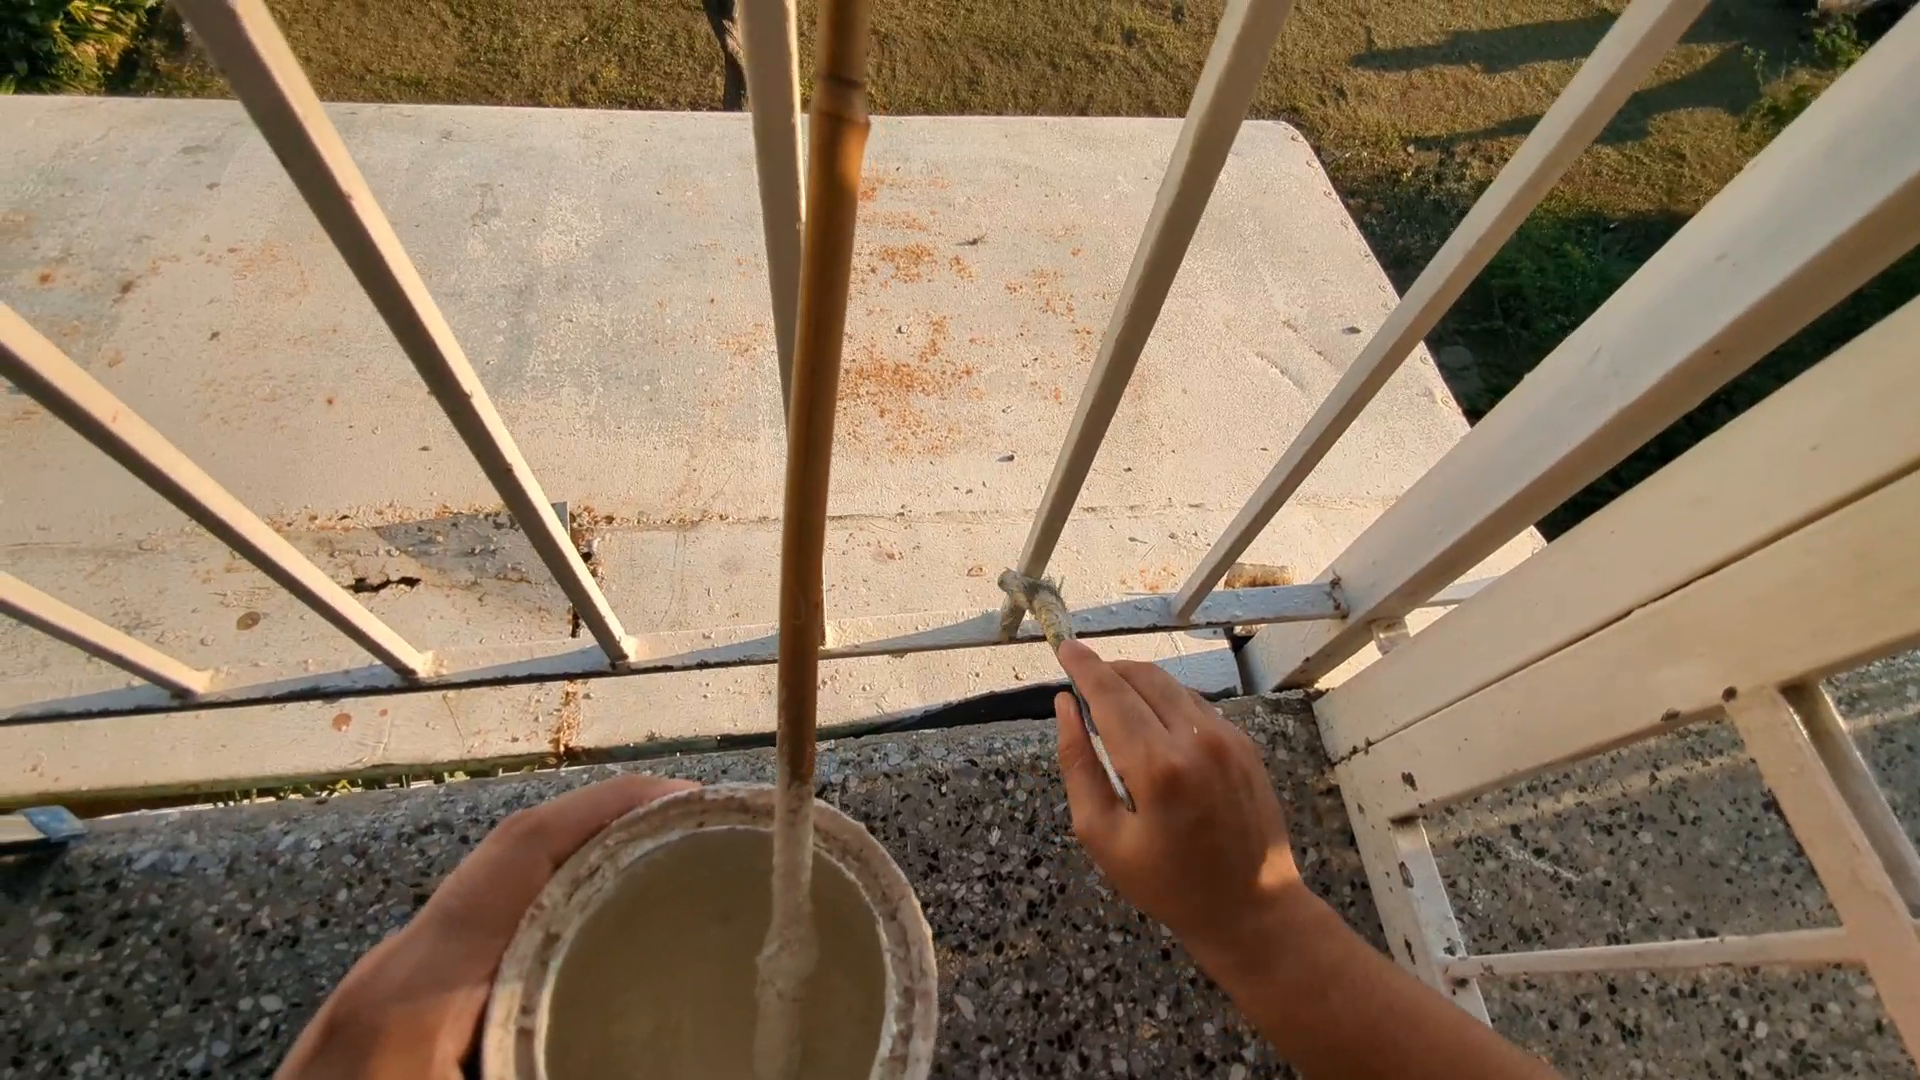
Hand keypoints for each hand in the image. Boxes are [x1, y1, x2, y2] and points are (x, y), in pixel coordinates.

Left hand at [277, 774, 697, 1078]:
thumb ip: (562, 1048)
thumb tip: (671, 1040)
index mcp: (418, 984)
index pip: (525, 848)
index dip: (612, 805)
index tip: (689, 798)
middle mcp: (401, 962)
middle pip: (520, 850)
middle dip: (612, 820)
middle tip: (694, 827)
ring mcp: (392, 980)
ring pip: (503, 883)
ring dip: (584, 853)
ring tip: (661, 860)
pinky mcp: (393, 1006)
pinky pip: (490, 920)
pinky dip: (554, 897)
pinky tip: (594, 926)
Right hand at [1054, 639, 1307, 962]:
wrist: (1253, 909)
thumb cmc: (1166, 882)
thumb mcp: (1102, 835)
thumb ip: (1078, 764)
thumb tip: (1064, 707)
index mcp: (1156, 766)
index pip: (1110, 694)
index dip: (1084, 667)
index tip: (1064, 646)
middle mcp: (1195, 739)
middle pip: (1141, 678)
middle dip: (1107, 669)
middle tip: (1082, 676)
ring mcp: (1226, 737)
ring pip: (1169, 685)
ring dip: (1135, 681)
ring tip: (1112, 698)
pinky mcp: (1244, 742)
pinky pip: (1194, 703)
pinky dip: (1164, 699)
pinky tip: (1152, 721)